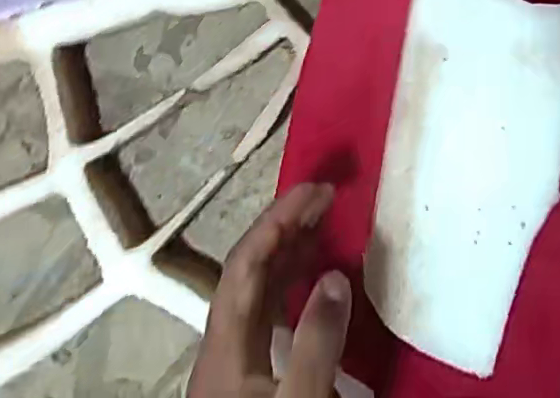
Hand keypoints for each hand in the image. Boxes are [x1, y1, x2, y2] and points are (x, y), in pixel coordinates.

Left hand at [189, 183, 352, 397]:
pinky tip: (319, 273)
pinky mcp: (252, 372)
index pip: (246, 265)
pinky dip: (296, 277)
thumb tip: (334, 275)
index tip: (318, 188)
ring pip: (260, 287)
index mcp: (226, 348)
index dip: (278, 219)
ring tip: (327, 220)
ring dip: (292, 247)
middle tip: (329, 194)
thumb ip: (316, 344)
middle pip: (248, 270)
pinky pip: (272, 307)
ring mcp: (236, 360)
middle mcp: (225, 345)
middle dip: (286, 224)